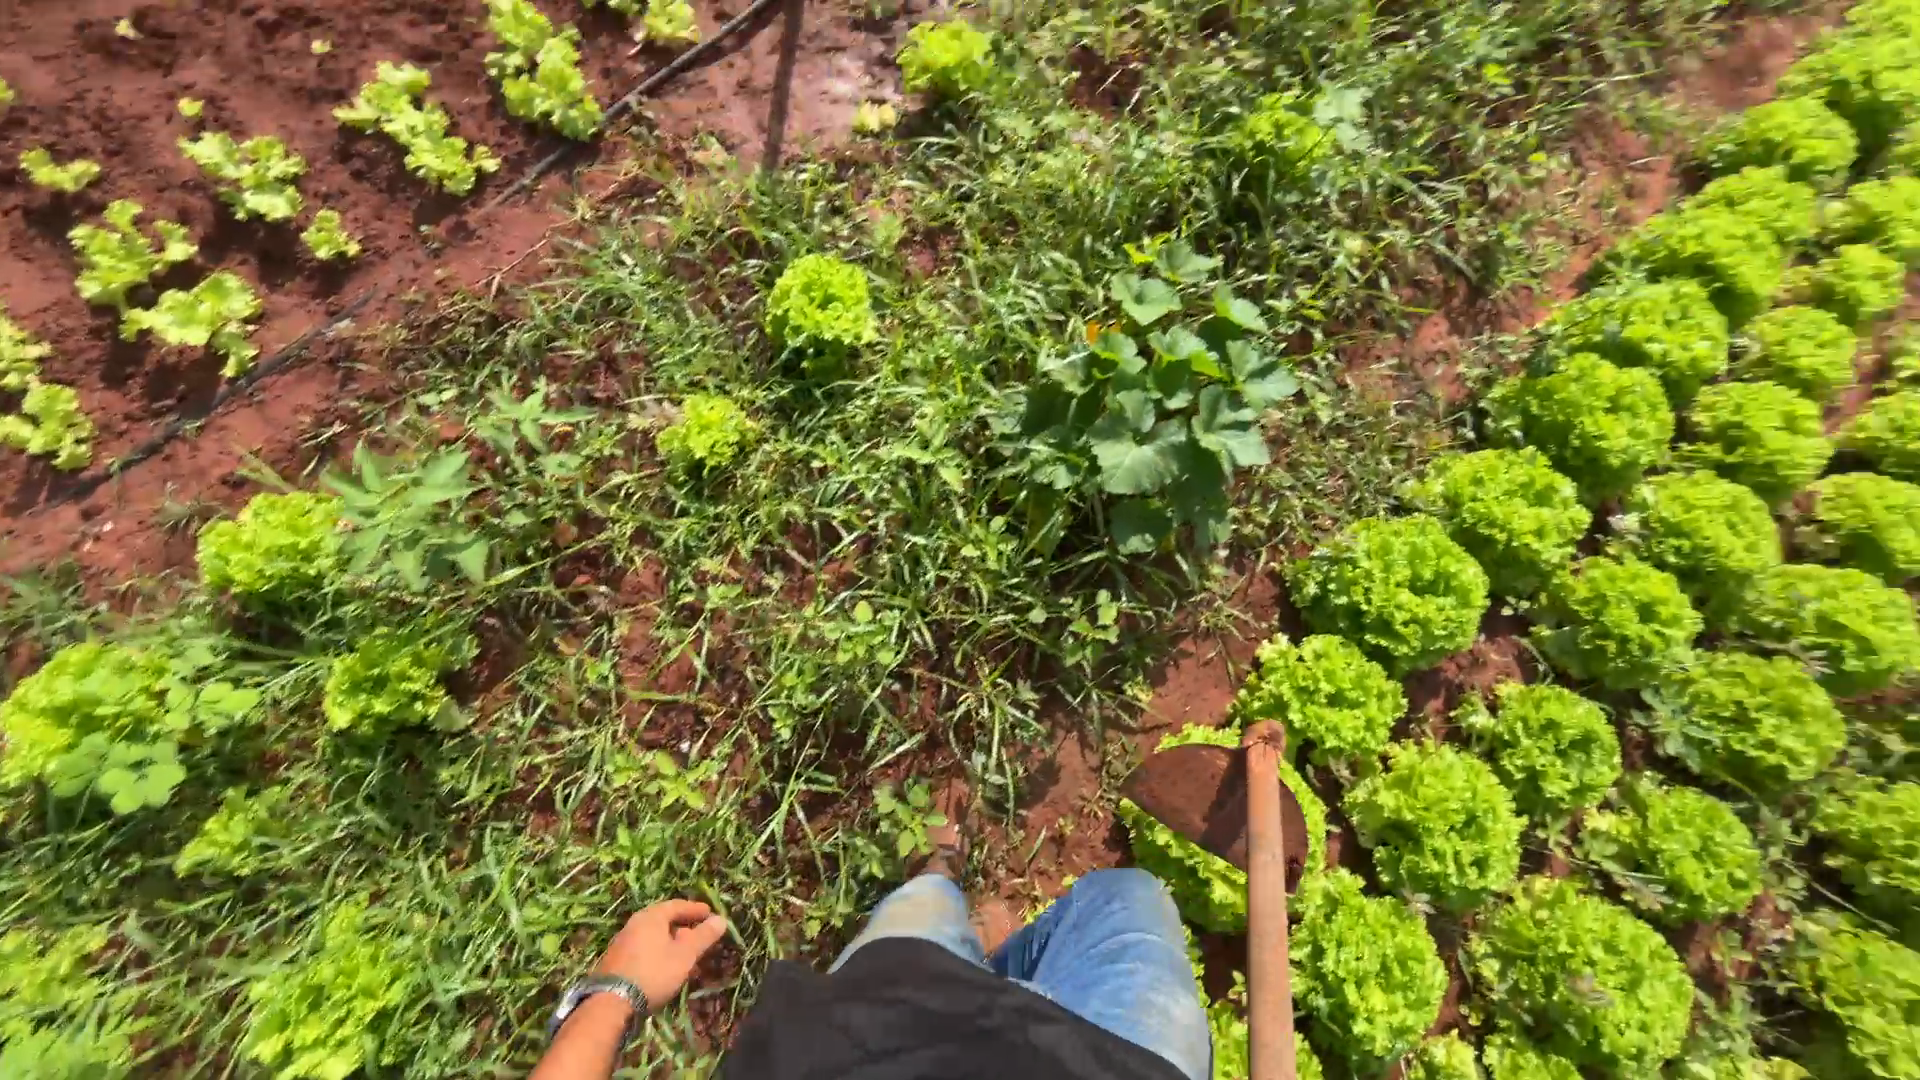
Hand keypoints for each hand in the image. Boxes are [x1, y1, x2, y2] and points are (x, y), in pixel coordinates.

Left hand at [596, 899, 728, 1008]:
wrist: (609, 1004)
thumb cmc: (653, 972)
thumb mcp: (685, 955)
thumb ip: (704, 936)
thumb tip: (721, 919)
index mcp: (651, 916)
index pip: (677, 905)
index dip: (695, 910)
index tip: (709, 914)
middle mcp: (634, 924)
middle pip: (663, 921)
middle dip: (683, 929)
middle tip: (698, 937)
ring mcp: (621, 944)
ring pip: (653, 938)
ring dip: (670, 945)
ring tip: (684, 957)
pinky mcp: (614, 963)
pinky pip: (643, 951)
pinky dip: (657, 955)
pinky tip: (664, 970)